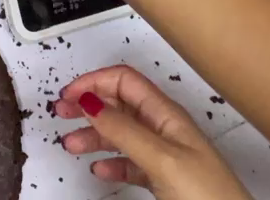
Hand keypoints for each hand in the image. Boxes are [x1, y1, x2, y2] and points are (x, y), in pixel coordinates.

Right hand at [55, 66, 251, 199]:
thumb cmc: (208, 196)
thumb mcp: (162, 160)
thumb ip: (125, 130)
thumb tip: (89, 100)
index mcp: (166, 114)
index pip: (124, 81)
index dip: (94, 82)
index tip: (69, 96)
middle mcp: (164, 128)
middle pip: (119, 104)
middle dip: (89, 105)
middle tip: (61, 113)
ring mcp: (165, 154)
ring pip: (121, 134)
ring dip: (95, 135)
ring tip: (72, 145)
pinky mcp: (165, 180)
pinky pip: (131, 162)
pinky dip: (112, 162)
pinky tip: (100, 170)